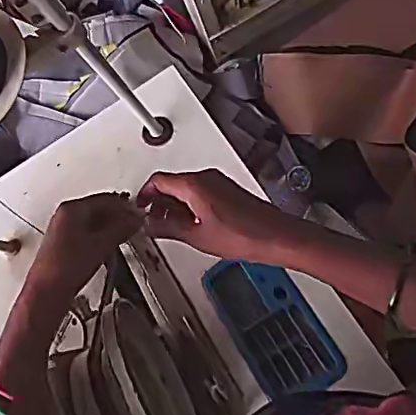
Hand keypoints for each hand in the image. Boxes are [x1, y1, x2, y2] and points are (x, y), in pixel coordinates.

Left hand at [21, 192, 141, 316]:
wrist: (47, 293)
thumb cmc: (64, 268)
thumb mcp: (101, 245)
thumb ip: (121, 228)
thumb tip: (134, 219)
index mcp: (70, 210)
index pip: (103, 199)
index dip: (123, 205)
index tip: (137, 212)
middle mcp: (63, 217)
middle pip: (97, 208)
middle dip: (117, 216)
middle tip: (134, 222)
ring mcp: (62, 231)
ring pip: (92, 222)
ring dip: (110, 227)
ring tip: (125, 233)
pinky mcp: (63, 246)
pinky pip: (86, 234)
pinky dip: (100, 237)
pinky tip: (109, 245)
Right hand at [135, 169, 281, 259]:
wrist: (276, 236)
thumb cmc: (244, 235)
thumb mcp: (196, 236)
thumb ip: (168, 228)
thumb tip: (151, 225)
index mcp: (194, 185)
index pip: (158, 180)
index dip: (144, 194)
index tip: (139, 207)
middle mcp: (206, 178)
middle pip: (171, 182)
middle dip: (158, 201)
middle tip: (152, 219)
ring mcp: (218, 182)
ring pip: (185, 187)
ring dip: (174, 204)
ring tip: (170, 225)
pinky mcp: (227, 190)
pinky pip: (200, 191)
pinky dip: (189, 204)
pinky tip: (191, 223)